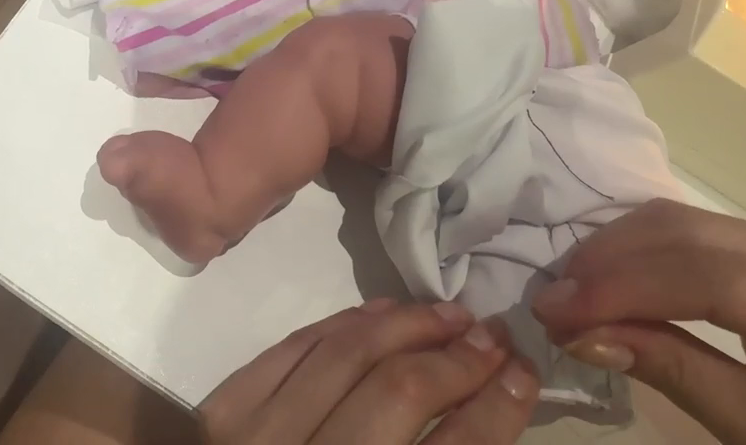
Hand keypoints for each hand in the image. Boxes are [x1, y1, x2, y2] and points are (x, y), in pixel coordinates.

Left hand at [199, 299, 540, 443]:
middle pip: (396, 396)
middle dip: (456, 361)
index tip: (523, 371)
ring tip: (449, 313)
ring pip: (344, 355)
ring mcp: (255, 436)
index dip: (493, 411)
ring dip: (405, 326)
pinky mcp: (222, 410)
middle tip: (494, 335)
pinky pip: (293, 346)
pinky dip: (343, 323)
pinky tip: (380, 312)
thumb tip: (479, 420)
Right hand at [533, 200, 745, 444]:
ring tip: (572, 292)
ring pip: (688, 224)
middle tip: (550, 302)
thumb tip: (576, 330)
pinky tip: (614, 277)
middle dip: (608, 263)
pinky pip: (705, 237)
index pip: (712, 277)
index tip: (551, 311)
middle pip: (692, 236)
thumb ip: (674, 371)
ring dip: (619, 252)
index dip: (622, 288)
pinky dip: (647, 254)